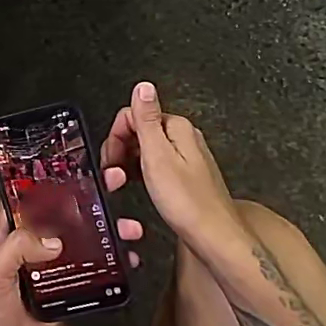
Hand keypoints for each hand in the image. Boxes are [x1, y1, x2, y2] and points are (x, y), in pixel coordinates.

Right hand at [102, 82, 246, 254]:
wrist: (214, 240)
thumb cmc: (188, 203)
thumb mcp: (157, 155)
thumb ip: (146, 117)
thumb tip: (143, 86)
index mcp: (177, 128)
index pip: (132, 115)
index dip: (116, 136)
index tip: (112, 156)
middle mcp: (183, 138)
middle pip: (137, 131)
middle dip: (119, 149)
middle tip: (114, 171)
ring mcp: (185, 157)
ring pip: (143, 149)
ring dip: (127, 163)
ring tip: (124, 182)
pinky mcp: (184, 175)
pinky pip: (152, 165)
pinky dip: (140, 173)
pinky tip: (139, 186)